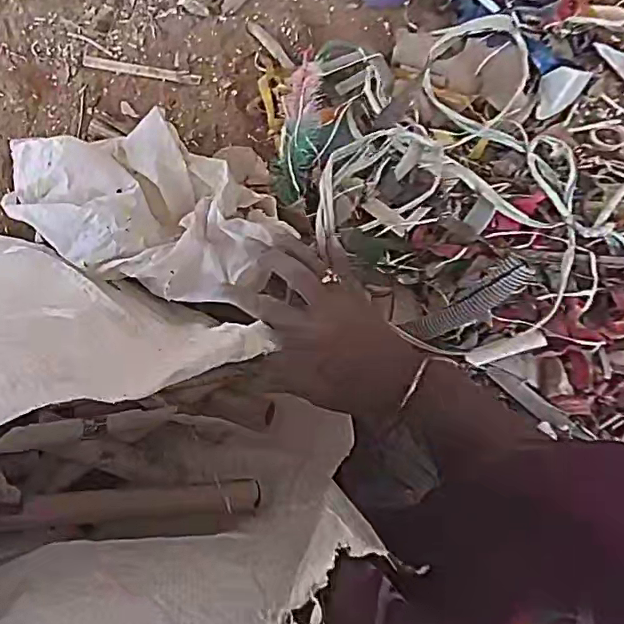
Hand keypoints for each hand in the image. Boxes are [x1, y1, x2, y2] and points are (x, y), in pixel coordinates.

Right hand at [227, 239, 427, 423]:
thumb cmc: (351, 389)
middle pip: (289, 273)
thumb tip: (243, 371)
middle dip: (267, 260)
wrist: (400, 383)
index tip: (223, 289)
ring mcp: (340, 296)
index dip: (241, 296)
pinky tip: (325, 235)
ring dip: (294, 247)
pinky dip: (333, 250)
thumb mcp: (308, 389)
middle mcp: (319, 306)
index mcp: (303, 330)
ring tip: (276, 234)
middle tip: (250, 248)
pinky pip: (343, 266)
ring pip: (314, 263)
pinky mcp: (357, 294)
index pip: (265, 307)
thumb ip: (275, 375)